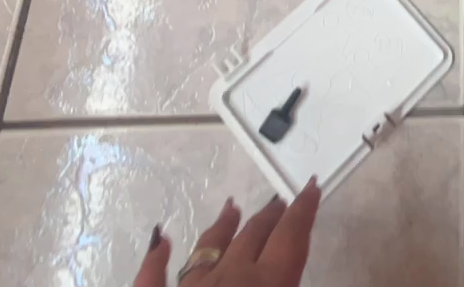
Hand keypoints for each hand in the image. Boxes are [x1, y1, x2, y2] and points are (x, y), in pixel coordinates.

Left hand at [133, 181, 321, 286]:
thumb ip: (291, 283)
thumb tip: (295, 275)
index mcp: (266, 283)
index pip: (290, 237)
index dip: (303, 210)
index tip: (311, 186)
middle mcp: (228, 277)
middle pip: (253, 236)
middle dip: (270, 217)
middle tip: (281, 203)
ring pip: (208, 248)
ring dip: (222, 227)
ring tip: (232, 207)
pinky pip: (152, 279)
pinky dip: (155, 260)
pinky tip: (159, 241)